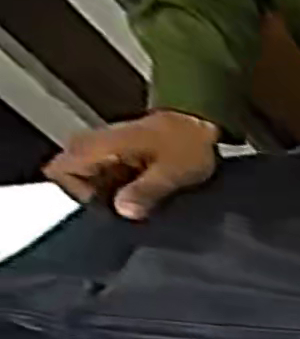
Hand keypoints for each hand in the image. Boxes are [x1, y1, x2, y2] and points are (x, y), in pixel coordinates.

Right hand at [43, 110, 219, 220]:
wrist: (200, 127)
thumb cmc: (185, 145)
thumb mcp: (170, 173)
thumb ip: (145, 191)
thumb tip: (123, 211)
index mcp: (91, 147)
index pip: (60, 174)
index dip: (82, 194)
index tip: (114, 207)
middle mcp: (89, 147)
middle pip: (81, 181)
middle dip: (108, 198)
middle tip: (140, 208)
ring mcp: (104, 151)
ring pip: (100, 181)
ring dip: (122, 194)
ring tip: (152, 200)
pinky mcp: (121, 156)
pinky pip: (116, 176)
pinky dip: (132, 188)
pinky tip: (154, 193)